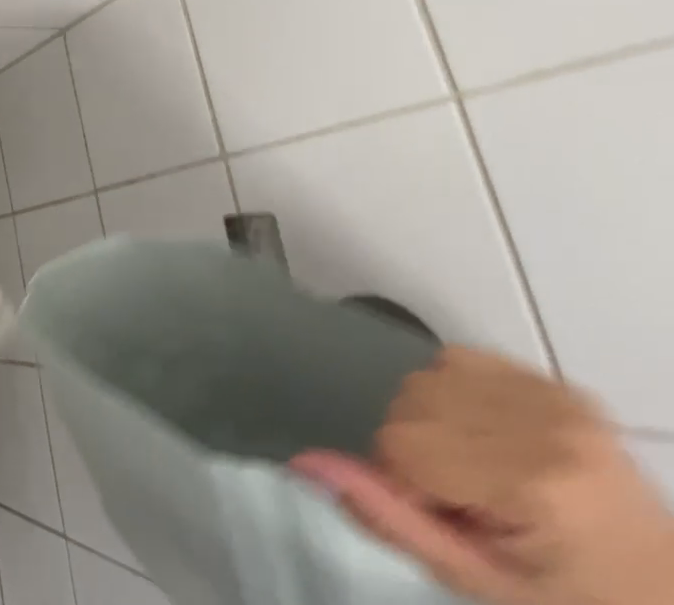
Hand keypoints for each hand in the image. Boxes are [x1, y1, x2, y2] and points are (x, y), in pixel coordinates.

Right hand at [292, 348, 673, 604]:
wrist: (657, 587)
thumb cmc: (559, 592)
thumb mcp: (471, 577)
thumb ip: (386, 517)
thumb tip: (304, 460)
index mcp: (538, 483)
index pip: (400, 444)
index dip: (403, 483)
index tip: (446, 519)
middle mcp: (552, 427)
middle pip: (410, 404)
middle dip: (414, 450)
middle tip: (460, 497)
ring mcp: (559, 399)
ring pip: (425, 379)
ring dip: (427, 420)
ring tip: (471, 465)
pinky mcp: (558, 383)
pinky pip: (457, 359)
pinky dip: (450, 392)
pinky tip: (483, 433)